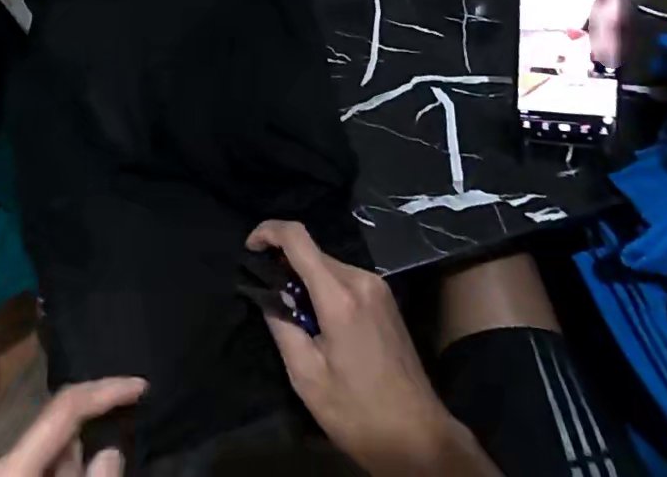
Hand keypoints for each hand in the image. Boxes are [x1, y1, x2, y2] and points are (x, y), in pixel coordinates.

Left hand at [0, 377, 146, 476]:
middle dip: (89, 446)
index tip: (142, 385)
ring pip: (48, 455)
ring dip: (71, 468)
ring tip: (88, 475)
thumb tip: (110, 449)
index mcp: (13, 468)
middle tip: (105, 470)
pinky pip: (34, 469)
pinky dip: (56, 474)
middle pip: (58, 434)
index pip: (66, 406)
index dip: (108, 389)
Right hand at [246, 221, 499, 476]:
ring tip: (295, 319)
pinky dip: (325, 289)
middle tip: (269, 298)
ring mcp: (377, 286)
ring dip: (306, 281)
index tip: (249, 248)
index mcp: (340, 296)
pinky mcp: (385, 297)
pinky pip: (345, 279)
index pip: (298, 239)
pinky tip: (320, 322)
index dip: (268, 231)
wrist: (417, 434)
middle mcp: (361, 279)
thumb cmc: (357, 412)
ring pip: (329, 265)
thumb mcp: (307, 377)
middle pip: (313, 252)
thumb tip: (269, 296)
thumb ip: (283, 327)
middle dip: (285, 265)